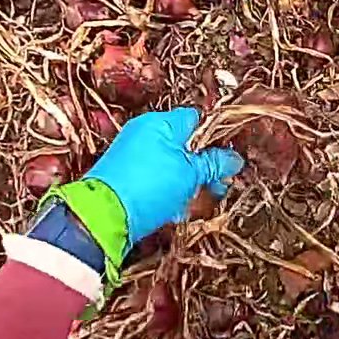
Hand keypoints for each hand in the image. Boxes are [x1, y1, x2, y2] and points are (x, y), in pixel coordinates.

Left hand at [85, 108, 243, 250]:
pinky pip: (156, 175)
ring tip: (200, 199)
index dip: (215, 137)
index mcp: (160, 123)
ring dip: (189, 179)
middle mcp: (144, 132)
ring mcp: (131, 153)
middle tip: (217, 183)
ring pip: (172, 162)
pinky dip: (170, 188)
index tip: (226, 157)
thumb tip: (235, 159)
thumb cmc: (149, 187)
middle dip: (203, 164)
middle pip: (185, 143)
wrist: (103, 218)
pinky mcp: (124, 175)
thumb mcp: (190, 174)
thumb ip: (214, 163)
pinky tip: (179, 207)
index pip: (197, 119)